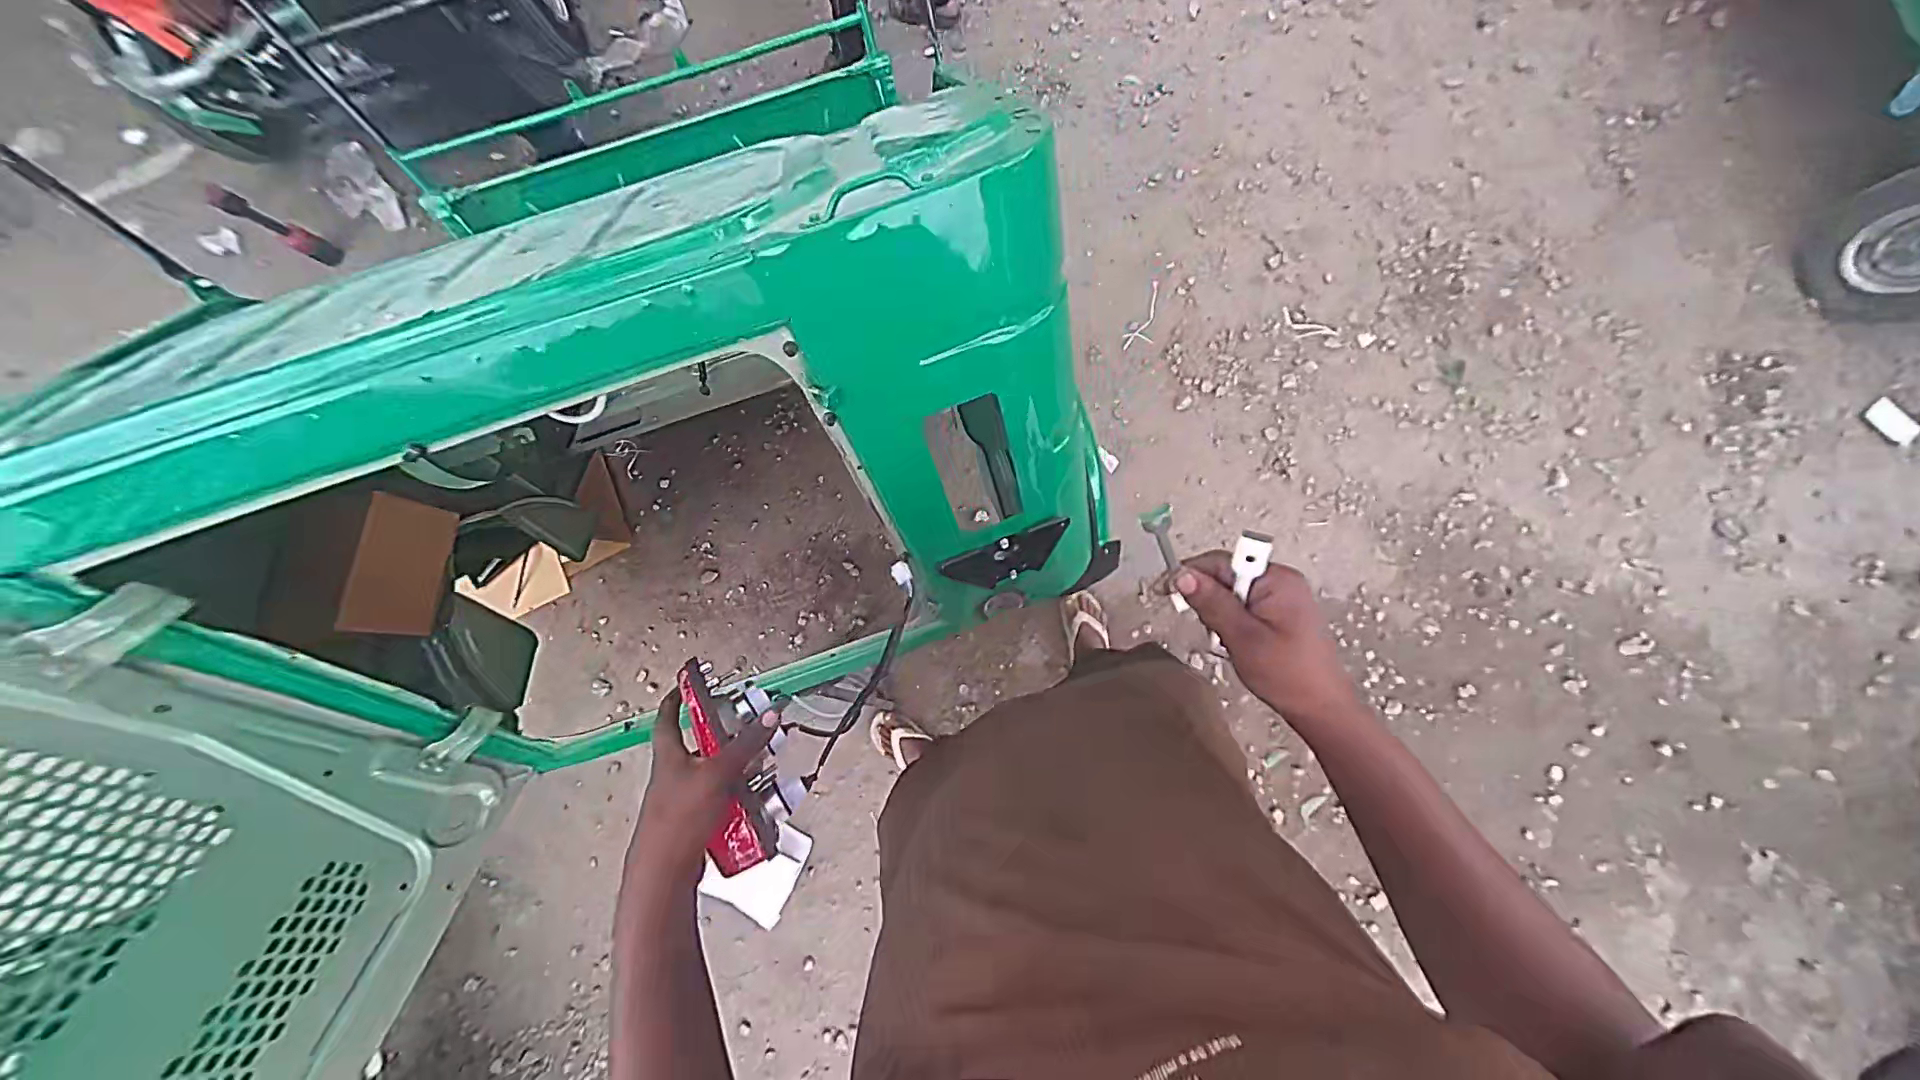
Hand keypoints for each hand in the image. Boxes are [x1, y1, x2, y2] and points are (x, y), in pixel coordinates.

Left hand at [627, 685, 779, 887]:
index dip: (680, 697)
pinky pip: (725, 801)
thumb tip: (769, 716)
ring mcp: (686, 798)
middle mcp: (675, 774)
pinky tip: (751, 804)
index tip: (691, 684)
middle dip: (732, 741)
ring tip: (759, 774)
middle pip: (705, 746)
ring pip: (719, 774)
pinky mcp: (698, 820)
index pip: (670, 716)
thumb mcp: (719, 773)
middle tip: (753, 734)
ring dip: (741, 772)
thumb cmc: (677, 823)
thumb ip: (747, 744)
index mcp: (670, 755)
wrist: (666, 874)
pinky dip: (740, 799)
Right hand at [1175, 552, 1362, 725]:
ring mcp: (1282, 598)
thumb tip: (1183, 576)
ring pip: (1231, 593)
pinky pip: (1243, 607)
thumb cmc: (1288, 674)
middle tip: (1211, 629)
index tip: (1167, 591)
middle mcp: (1281, 581)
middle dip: (1209, 600)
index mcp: (1276, 579)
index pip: (1221, 562)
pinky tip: (1237, 644)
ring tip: (1229, 642)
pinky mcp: (1280, 613)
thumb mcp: (1241, 636)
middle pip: (1225, 576)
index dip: (1191, 575)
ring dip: (1220, 615)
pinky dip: (1232, 623)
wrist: (1320, 708)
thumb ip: (1211, 602)